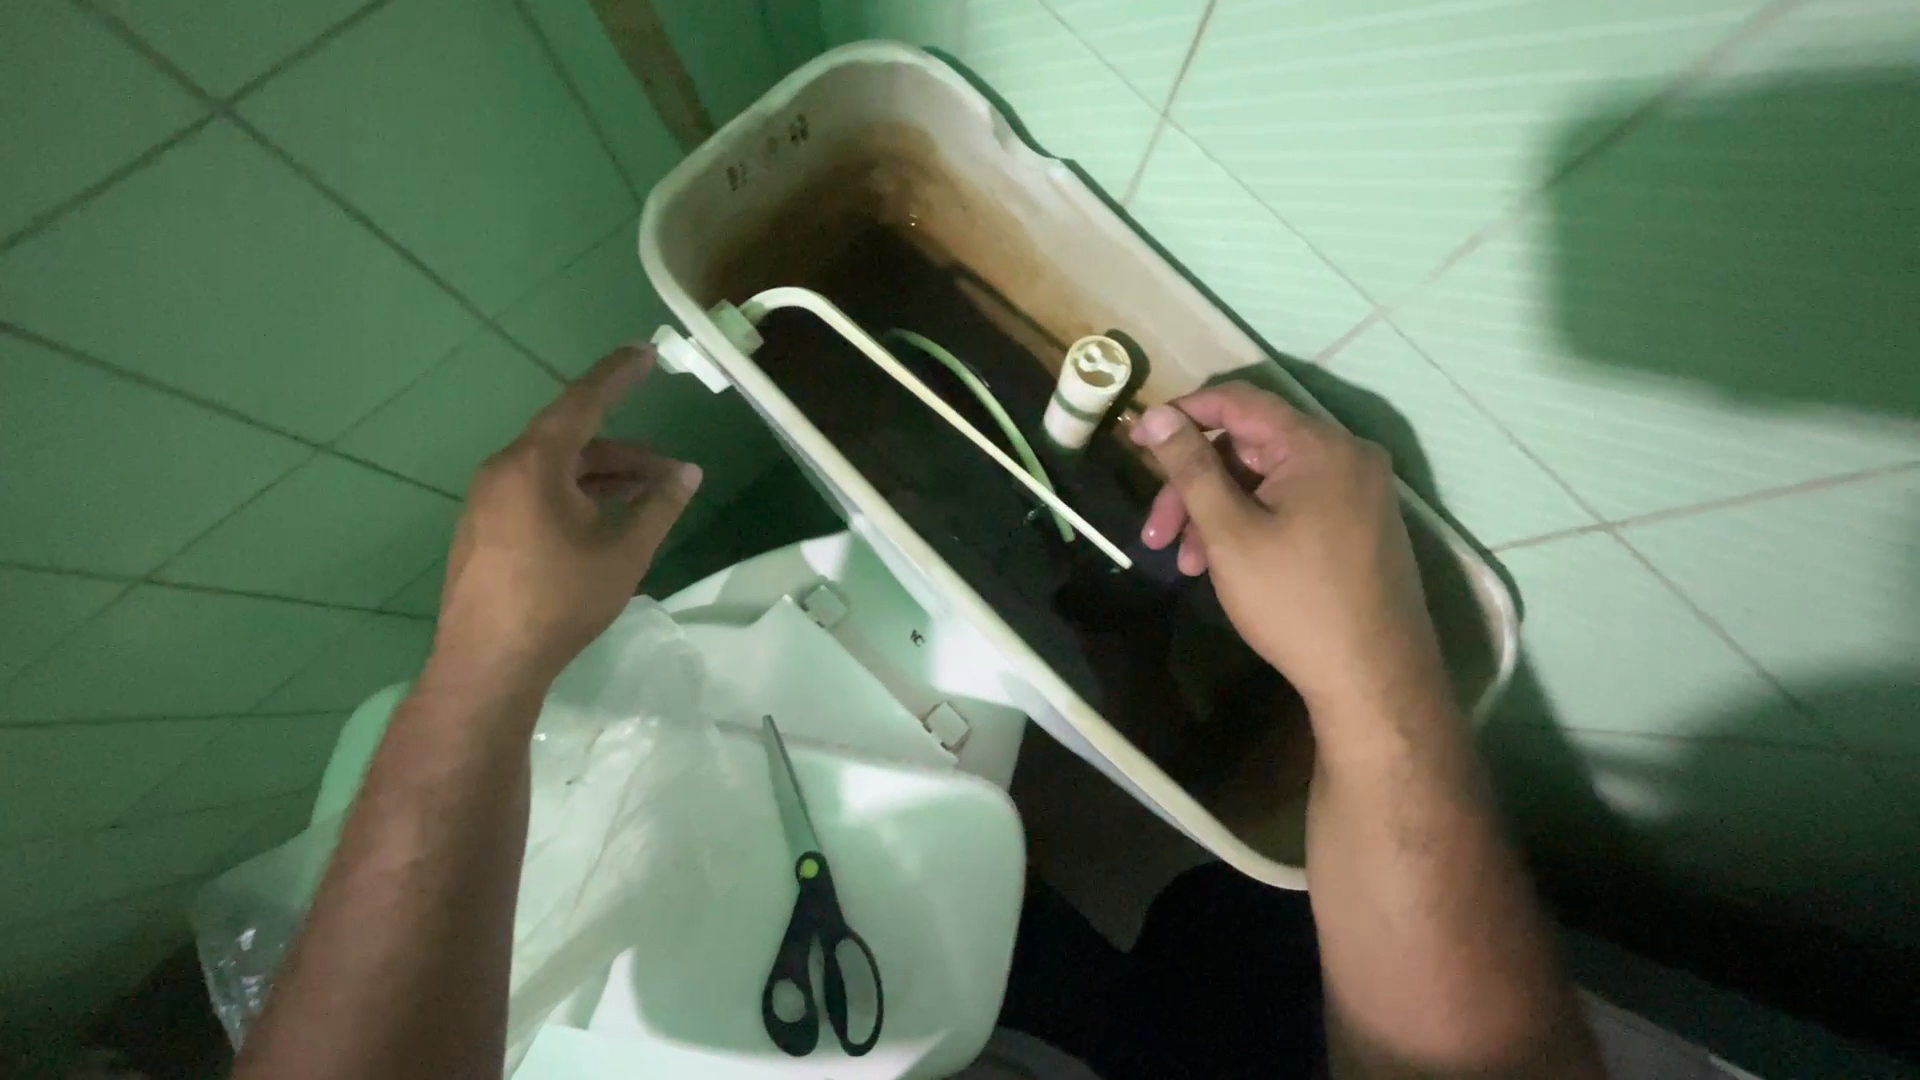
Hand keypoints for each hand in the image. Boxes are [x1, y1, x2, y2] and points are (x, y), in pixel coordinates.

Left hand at [427, 346, 701, 700]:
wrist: (489, 663)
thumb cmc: (562, 600)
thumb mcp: (625, 551)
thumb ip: (659, 505)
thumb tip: (689, 473)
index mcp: (535, 464)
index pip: (583, 402)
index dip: (618, 376)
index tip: (646, 353)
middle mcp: (504, 470)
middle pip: (574, 441)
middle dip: (628, 454)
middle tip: (673, 473)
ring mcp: (488, 500)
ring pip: (557, 470)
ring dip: (606, 478)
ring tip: (649, 499)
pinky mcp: (484, 528)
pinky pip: (538, 492)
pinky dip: (578, 495)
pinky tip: (608, 520)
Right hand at [1132, 382, 1443, 715]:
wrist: (1374, 678)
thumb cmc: (1293, 601)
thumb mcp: (1229, 532)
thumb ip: (1191, 468)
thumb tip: (1158, 417)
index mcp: (1316, 446)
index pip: (1237, 402)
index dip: (1182, 416)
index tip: (1137, 442)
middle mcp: (1344, 455)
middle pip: (1247, 447)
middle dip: (1193, 486)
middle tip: (1154, 532)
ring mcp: (1356, 490)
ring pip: (1264, 480)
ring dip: (1215, 512)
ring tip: (1186, 563)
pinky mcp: (1356, 522)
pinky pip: (1289, 503)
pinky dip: (1249, 524)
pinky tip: (1222, 565)